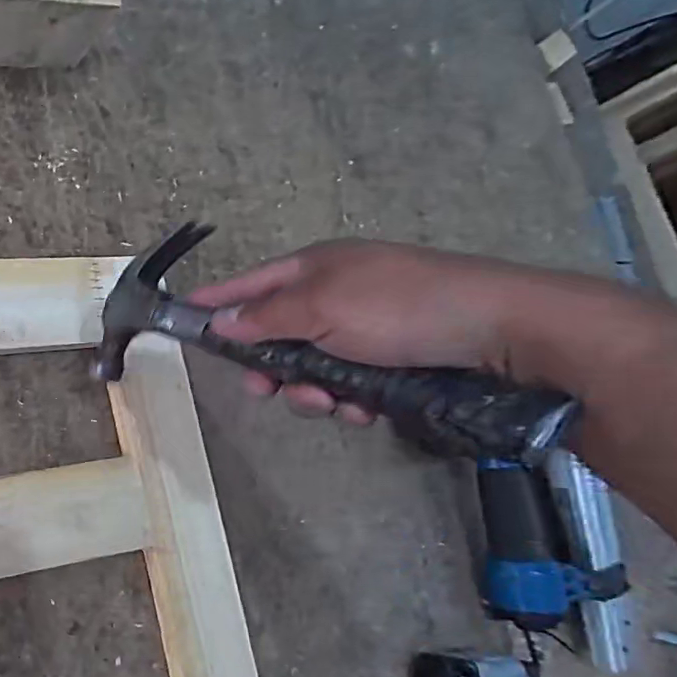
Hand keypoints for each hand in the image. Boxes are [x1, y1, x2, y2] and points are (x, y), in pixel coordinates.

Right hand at [186, 239, 570, 423]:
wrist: (496, 330)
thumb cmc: (399, 307)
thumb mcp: (323, 307)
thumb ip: (265, 317)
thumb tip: (219, 321)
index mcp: (313, 268)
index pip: (247, 285)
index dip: (215, 303)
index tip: (181, 320)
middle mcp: (333, 295)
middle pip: (276, 336)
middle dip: (273, 368)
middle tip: (269, 391)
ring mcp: (362, 328)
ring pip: (310, 368)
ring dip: (314, 392)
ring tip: (335, 404)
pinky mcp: (387, 358)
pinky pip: (346, 383)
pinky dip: (349, 399)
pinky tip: (365, 408)